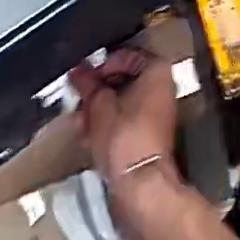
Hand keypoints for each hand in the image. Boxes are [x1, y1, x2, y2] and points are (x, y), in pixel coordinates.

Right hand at [69, 49, 178, 185]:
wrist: (141, 184)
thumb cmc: (123, 135)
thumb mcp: (99, 106)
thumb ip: (88, 85)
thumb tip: (77, 71)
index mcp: (157, 70)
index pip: (125, 55)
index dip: (101, 66)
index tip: (82, 78)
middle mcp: (162, 85)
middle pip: (123, 79)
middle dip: (96, 92)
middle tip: (76, 101)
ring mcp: (158, 109)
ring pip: (122, 100)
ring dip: (98, 109)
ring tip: (77, 122)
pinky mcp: (149, 131)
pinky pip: (126, 118)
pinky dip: (107, 123)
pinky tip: (86, 136)